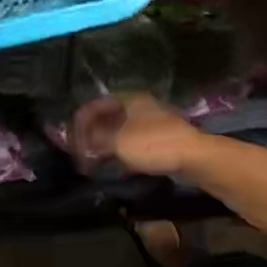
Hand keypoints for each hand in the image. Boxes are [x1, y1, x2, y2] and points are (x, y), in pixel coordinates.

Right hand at [72, 94, 203, 175]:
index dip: (79, 125)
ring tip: (92, 163)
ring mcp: (149, 123)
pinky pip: (130, 143)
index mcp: (127, 100)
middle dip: (90, 137)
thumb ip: (96, 141)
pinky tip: (112, 166)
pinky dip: (118, 153)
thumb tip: (82, 143)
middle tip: (79, 156)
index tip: (71, 145)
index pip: (93, 106)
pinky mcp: (157, 139)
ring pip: (117, 132)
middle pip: (105, 118)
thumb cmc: (154, 145)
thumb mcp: (118, 143)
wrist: (195, 158)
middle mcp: (137, 107)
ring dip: (103, 147)